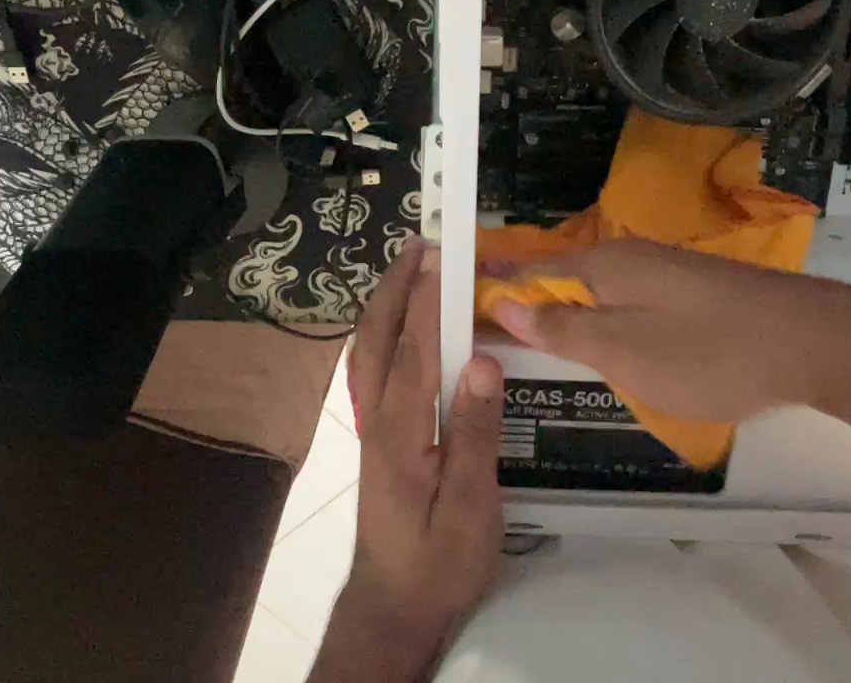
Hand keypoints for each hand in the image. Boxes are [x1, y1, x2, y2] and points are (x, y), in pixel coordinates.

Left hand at [310, 240, 505, 681]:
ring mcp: (369, 425)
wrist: (393, 605)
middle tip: (421, 245)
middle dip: (396, 287)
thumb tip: (482, 359)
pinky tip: (398, 325)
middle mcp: (376, 418)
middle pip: (377, 338)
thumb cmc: (438, 562)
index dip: (427, 300)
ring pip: (368, 350)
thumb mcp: (469, 508)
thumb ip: (474, 433)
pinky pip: (372, 367)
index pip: (414, 351)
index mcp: (401, 432)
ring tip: (409, 269)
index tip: (442, 256)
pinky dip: (382, 331)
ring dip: (385, 303)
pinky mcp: (375, 435)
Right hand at [485, 238, 850, 422]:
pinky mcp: (695, 288)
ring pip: (599, 287)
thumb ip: (562, 329)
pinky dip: (607, 315)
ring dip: (570, 307)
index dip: (497, 281)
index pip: (531, 269)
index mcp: (603, 268)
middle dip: (530, 296)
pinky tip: (615, 338)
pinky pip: (631, 297)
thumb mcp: (623, 350)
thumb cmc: (706, 351)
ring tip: (545, 336)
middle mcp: (630, 257)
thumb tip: (504, 304)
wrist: (813, 341)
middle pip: (564, 275)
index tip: (464, 290)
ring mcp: (666, 270)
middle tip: (497, 326)